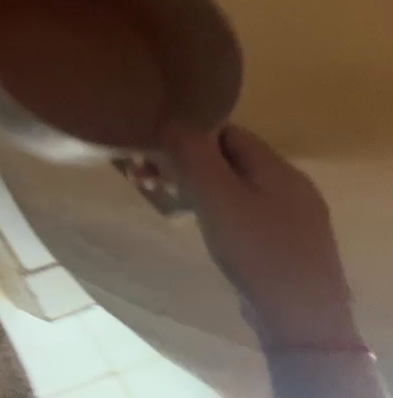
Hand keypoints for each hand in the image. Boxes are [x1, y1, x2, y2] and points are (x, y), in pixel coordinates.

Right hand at [167, 125, 358, 347]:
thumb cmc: (254, 246)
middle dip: (180, 159)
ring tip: (152, 191)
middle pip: (224, 156)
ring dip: (187, 181)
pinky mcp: (276, 236)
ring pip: (226, 181)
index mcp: (279, 170)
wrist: (297, 316)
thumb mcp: (216, 194)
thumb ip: (193, 152)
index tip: (151, 145)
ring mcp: (285, 213)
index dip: (187, 132)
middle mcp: (287, 186)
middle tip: (141, 172)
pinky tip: (185, 213)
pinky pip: (235, 204)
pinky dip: (205, 201)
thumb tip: (172, 123)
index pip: (226, 131)